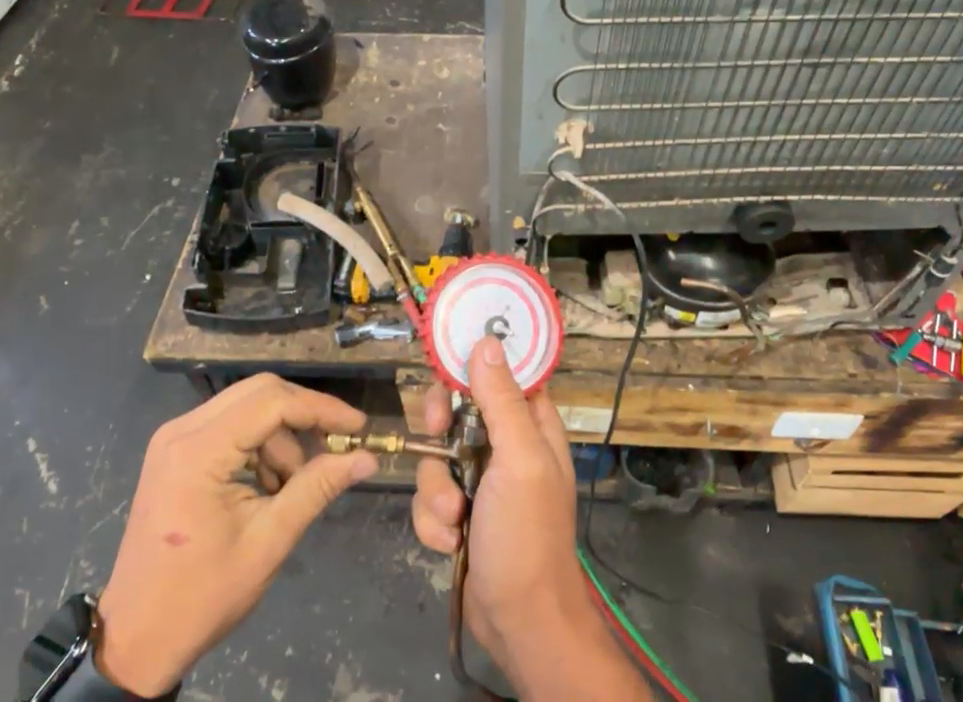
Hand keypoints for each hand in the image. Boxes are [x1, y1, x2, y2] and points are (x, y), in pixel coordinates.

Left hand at [95, 375, 377, 693]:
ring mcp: (173, 440)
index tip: (359, 429)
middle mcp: (181, 431)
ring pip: (246, 408)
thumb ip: (317, 488)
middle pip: (259, 393)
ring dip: (280, 437)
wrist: (138, 635)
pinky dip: (258, 446)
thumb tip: (367, 458)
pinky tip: (268, 486)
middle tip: (336, 448)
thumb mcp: (269, 541)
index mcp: (199, 451)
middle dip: (303, 416)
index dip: (321, 409)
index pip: (272, 402)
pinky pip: (229, 427)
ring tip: (294, 487)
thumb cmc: (203, 594)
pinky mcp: (174, 453)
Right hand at [412, 341, 648, 697]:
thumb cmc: (527, 535)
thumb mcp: (519, 460)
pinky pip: (429, 499)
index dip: (472, 368)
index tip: (446, 374)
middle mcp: (507, 449)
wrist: (519, 621)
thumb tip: (486, 341)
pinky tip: (451, 542)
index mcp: (533, 427)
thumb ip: (502, 401)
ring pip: (435, 459)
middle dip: (439, 432)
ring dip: (436, 492)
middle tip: (436, 438)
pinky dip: (433, 522)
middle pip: (456, 412)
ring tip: (456, 520)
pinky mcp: (460, 515)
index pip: (502, 375)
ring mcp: (481, 484)